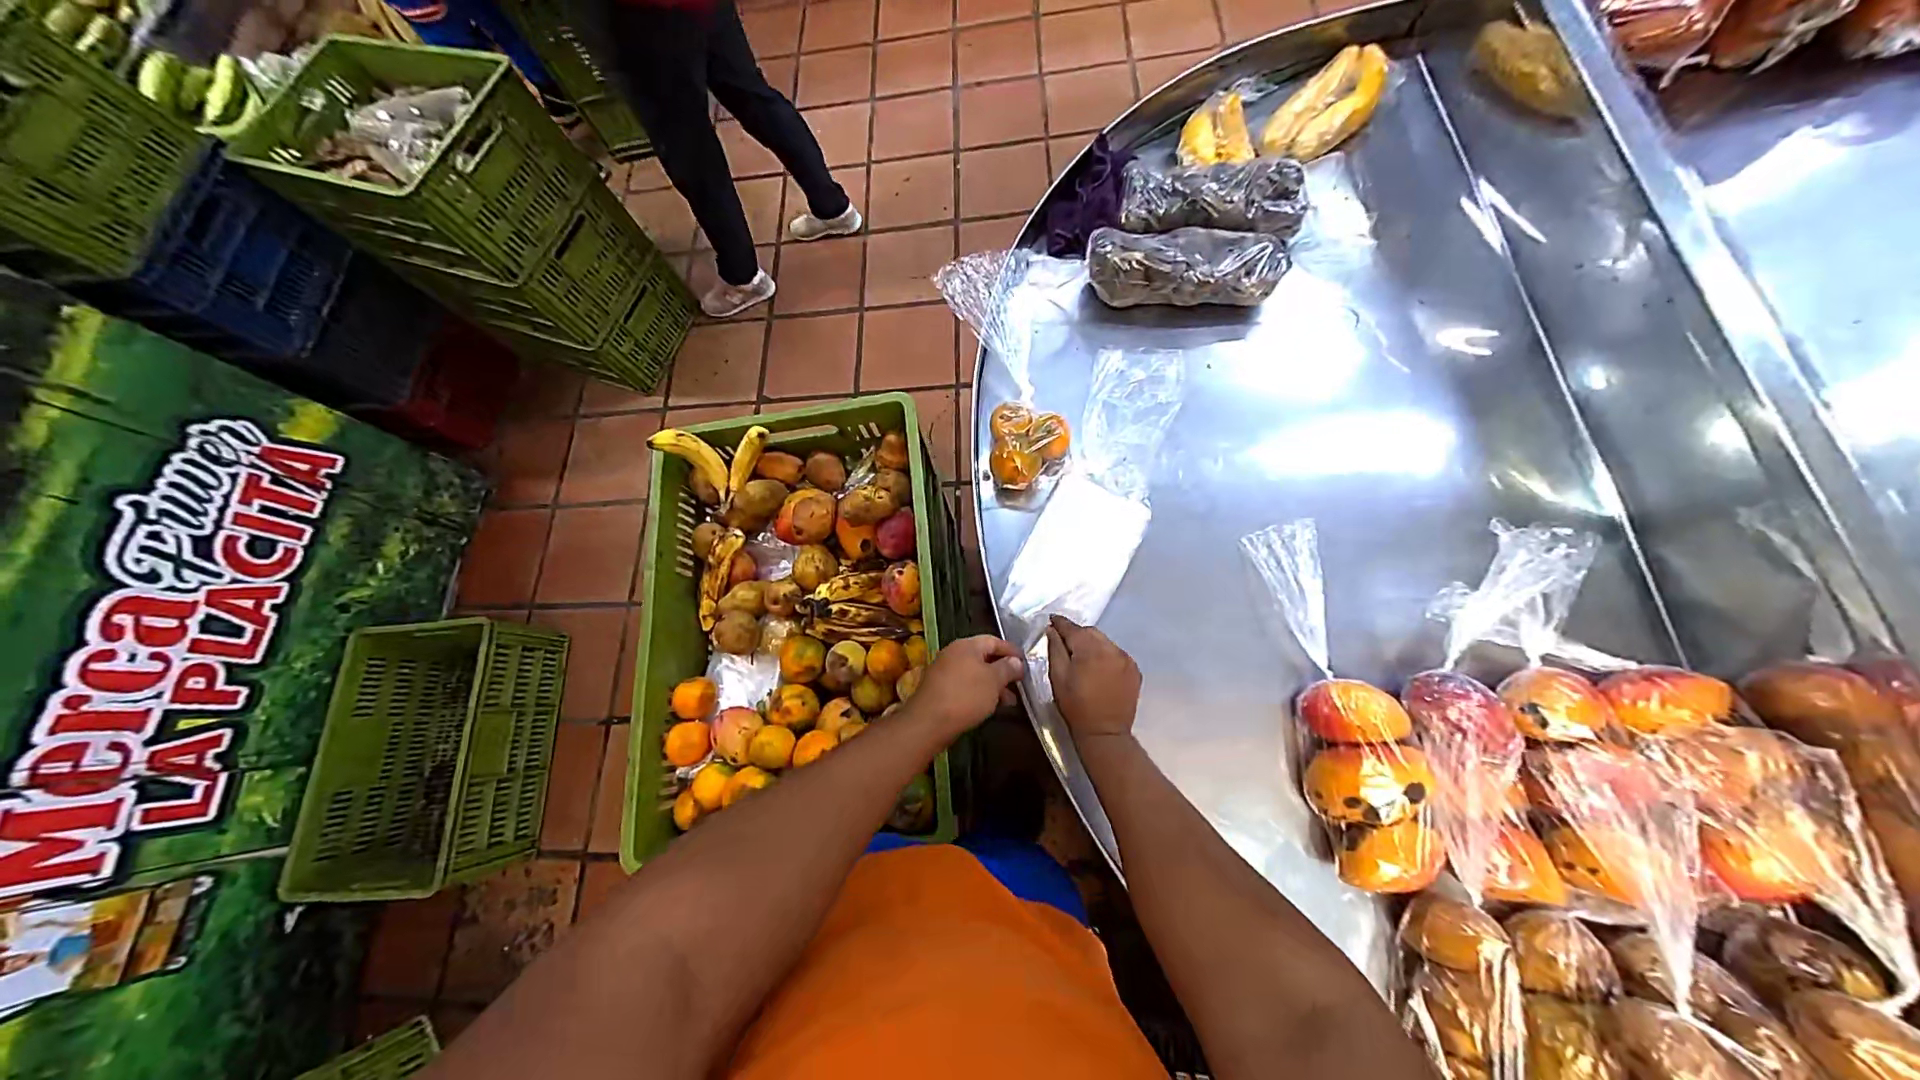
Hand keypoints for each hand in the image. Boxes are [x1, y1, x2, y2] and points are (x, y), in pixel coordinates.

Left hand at [910, 635, 1024, 735]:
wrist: (929, 722)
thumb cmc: (966, 695)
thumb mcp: (994, 680)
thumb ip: (1008, 668)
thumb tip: (1016, 661)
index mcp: (966, 645)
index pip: (994, 640)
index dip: (1012, 651)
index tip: (1027, 662)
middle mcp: (953, 653)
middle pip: (984, 657)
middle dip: (1003, 671)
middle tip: (1019, 684)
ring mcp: (944, 671)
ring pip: (975, 674)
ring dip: (993, 685)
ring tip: (1009, 701)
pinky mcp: (940, 690)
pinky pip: (965, 686)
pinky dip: (980, 693)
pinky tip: (990, 707)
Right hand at [1046, 615, 1139, 739]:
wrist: (1105, 732)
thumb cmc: (1076, 706)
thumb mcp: (1058, 677)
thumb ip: (1055, 649)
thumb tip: (1053, 630)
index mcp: (1090, 649)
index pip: (1073, 628)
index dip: (1061, 624)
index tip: (1052, 621)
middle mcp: (1111, 648)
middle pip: (1091, 632)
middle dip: (1077, 635)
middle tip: (1066, 644)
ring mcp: (1126, 659)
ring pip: (1105, 641)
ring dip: (1093, 645)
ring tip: (1083, 658)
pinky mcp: (1134, 670)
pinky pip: (1117, 654)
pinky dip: (1106, 655)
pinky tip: (1100, 668)